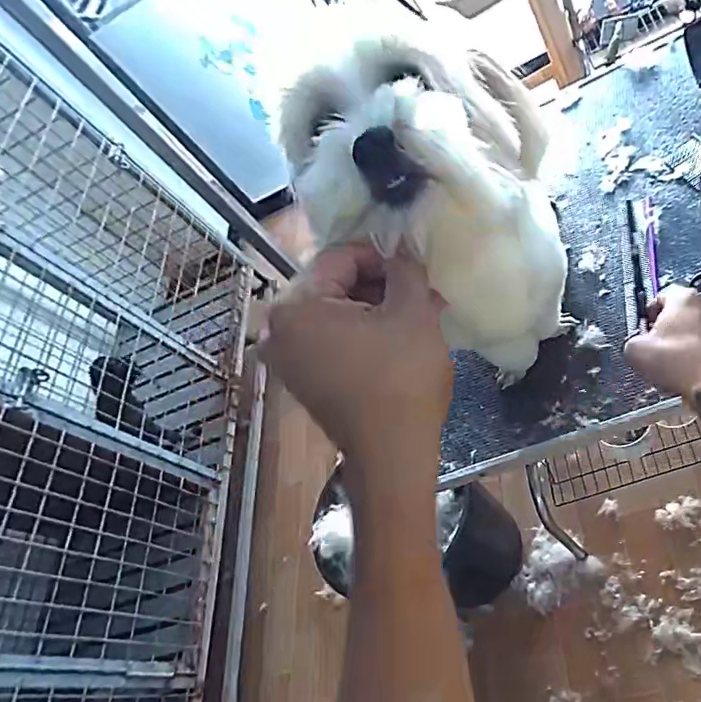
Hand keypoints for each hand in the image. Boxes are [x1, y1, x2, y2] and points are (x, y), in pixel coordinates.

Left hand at [257, 243, 451, 476]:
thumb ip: (407, 271)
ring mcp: (287, 359)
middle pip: (334, 286)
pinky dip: (364, 338)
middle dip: (382, 287)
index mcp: (295, 305)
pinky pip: (334, 343)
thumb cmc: (403, 382)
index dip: (384, 257)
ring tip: (418, 322)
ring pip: (336, 316)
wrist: (393, 455)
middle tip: (423, 297)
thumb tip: (405, 246)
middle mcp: (278, 328)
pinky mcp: (304, 382)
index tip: (417, 270)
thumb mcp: (414, 316)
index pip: (340, 257)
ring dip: (377, 312)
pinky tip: (398, 347)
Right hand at [623, 285, 700, 398]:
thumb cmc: (675, 363)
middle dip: (666, 330)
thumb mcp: (635, 350)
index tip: (645, 331)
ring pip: (692, 330)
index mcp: (684, 297)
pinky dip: (694, 355)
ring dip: (680, 343)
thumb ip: (631, 340)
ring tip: (671, 363)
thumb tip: (636, 344)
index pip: (661, 296)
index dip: (649, 314)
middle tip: (656, 348)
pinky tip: (685, 370)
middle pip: (678, 314)